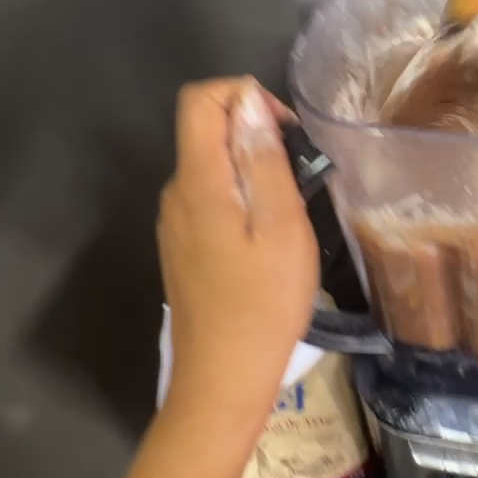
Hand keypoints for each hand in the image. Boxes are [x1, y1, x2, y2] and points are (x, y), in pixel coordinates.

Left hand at [157, 78, 318, 438]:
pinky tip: (269, 238)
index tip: (286, 133)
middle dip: (256, 134)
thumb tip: (248, 100)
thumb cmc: (264, 303)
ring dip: (253, 168)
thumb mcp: (281, 227)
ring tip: (293, 211)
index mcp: (197, 182)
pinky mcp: (183, 246)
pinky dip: (242, 196)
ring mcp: (175, 222)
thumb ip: (263, 160)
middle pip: (206, 131)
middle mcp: (175, 193)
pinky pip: (211, 197)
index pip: (200, 101)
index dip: (244, 97)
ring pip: (212, 166)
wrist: (223, 380)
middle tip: (302, 177)